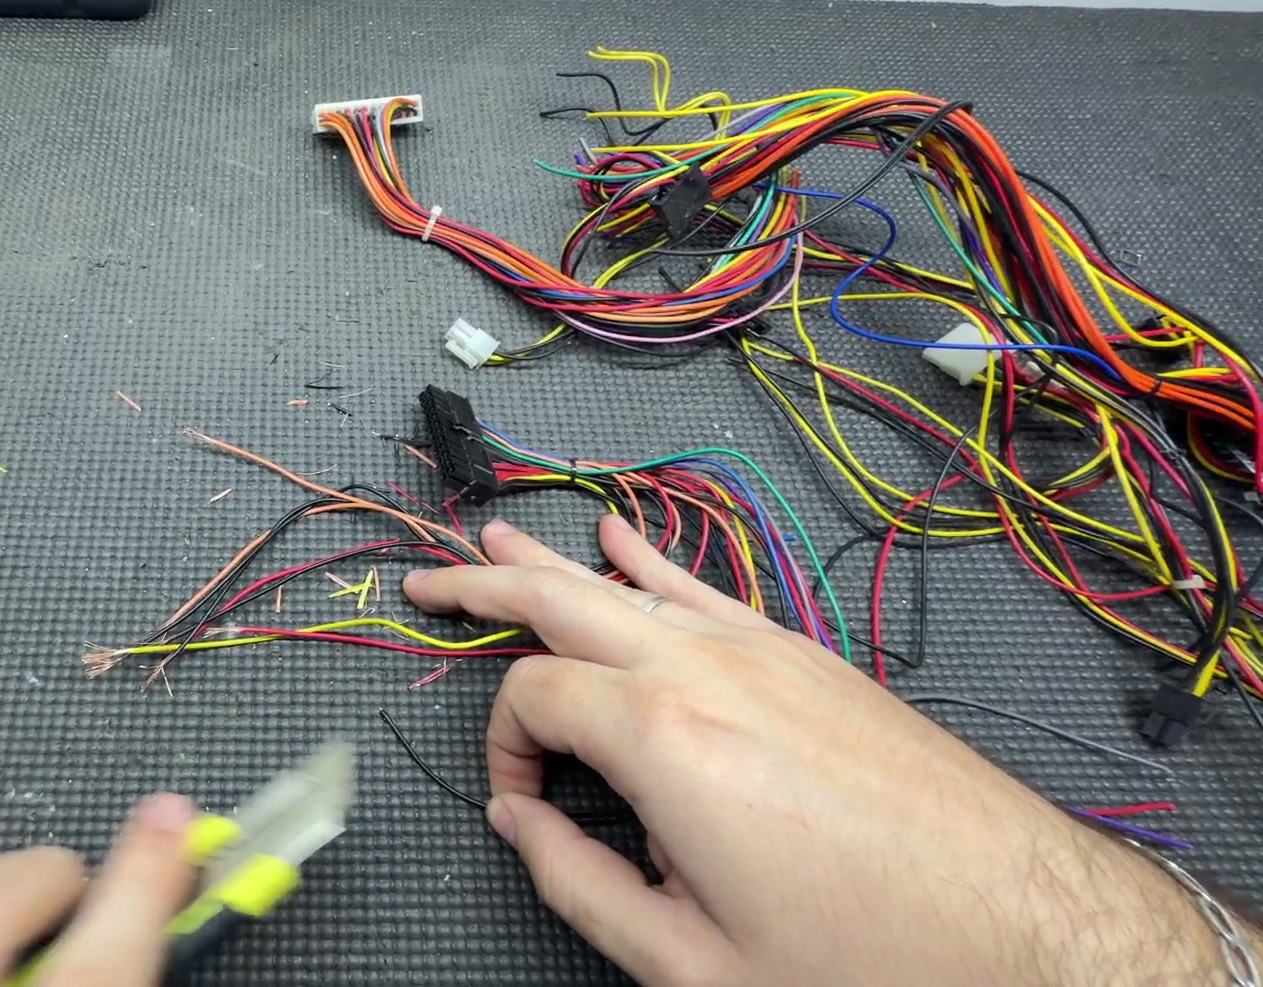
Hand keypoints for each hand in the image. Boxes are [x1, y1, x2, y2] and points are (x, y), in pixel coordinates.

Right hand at [404, 516, 1232, 986]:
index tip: (523, 799)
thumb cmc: (872, 968)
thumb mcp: (694, 966)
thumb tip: (515, 821)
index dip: (503, 744)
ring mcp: (750, 648)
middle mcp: (696, 667)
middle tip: (427, 577)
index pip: (530, 697)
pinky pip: (698, 585)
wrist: (1052, 949)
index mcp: (660, 737)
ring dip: (546, 559)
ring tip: (493, 539)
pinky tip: (616, 535)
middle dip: (478, 584)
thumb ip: (575, 881)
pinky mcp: (795, 652)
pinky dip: (644, 558)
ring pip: (617, 580)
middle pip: (553, 597)